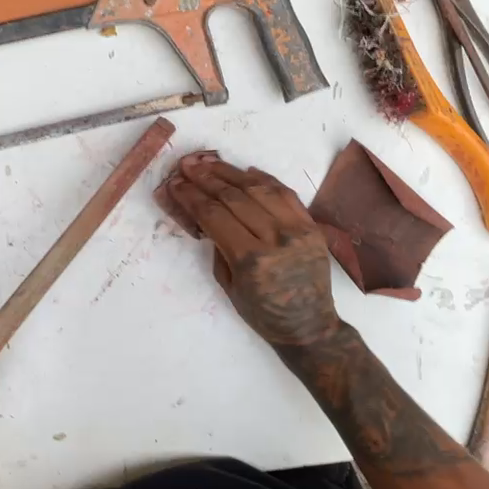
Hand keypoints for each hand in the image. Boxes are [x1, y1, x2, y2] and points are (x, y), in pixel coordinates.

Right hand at [163, 152, 341, 347]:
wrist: (309, 326)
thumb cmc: (262, 313)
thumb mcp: (229, 286)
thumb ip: (218, 247)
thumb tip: (205, 214)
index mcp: (250, 259)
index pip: (214, 215)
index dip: (192, 196)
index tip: (176, 184)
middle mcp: (275, 238)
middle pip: (234, 197)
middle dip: (206, 178)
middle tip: (187, 165)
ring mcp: (297, 229)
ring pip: (259, 188)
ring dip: (231, 172)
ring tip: (209, 163)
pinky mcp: (312, 225)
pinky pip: (285, 193)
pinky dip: (264, 179)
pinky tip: (245, 170)